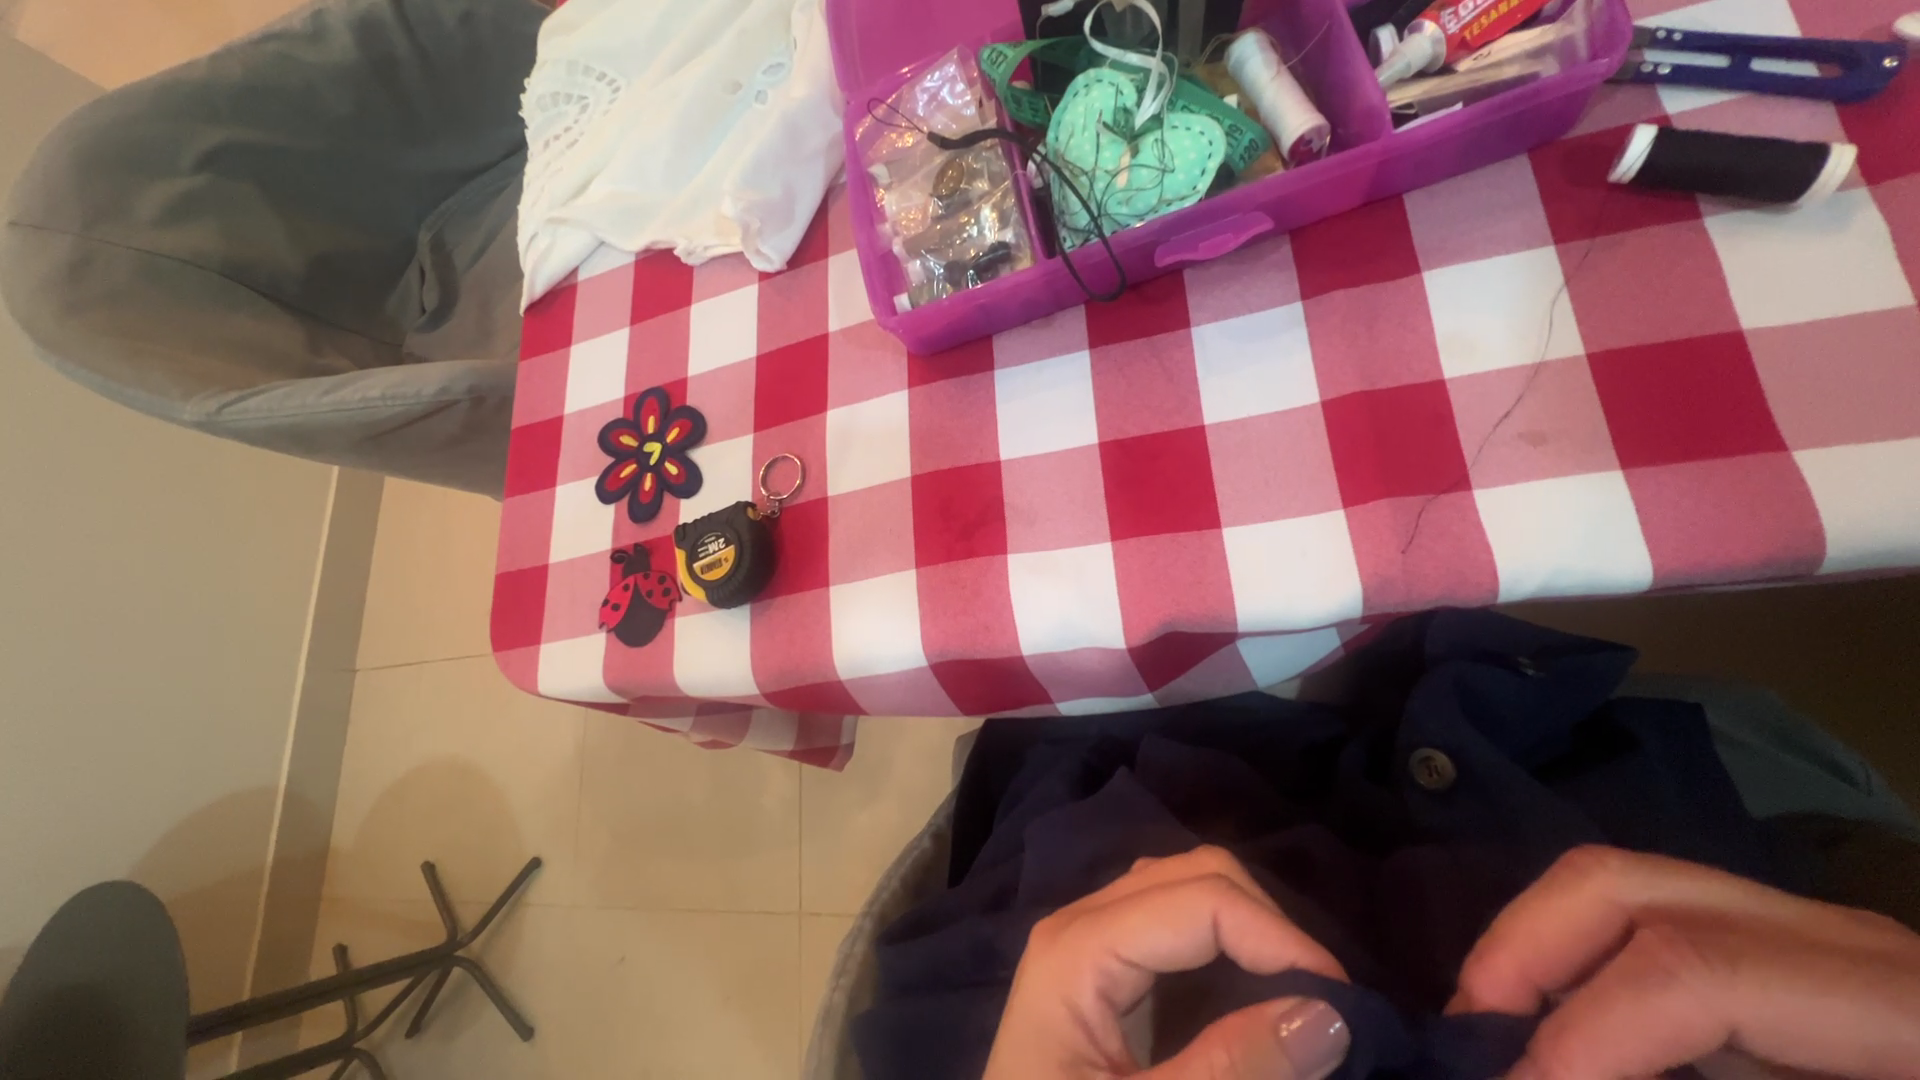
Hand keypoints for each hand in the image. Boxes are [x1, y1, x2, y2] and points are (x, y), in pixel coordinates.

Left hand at [983, 845, 1351, 1079]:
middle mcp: (1081, 921)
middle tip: (1328, 1000)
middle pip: (1193, 873)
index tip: (1346, 1004)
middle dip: (1269, 923)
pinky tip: (1255, 990)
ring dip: (1251, 927)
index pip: (1200, 897)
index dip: (1280, 937)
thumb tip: (1329, 1014)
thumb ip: (1230, 1069)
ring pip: (1186, 888)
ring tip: (1303, 993)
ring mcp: (1089, 937)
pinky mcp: (1102, 964)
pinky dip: (1226, 942)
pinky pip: (1173, 922)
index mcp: (1078, 948)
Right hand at [1451, 845, 1919, 1079]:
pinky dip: (1567, 962)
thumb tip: (1549, 1079)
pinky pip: (1633, 925)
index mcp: (1896, 1002)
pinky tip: (1556, 1024)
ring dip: (1528, 949)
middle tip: (1470, 1033)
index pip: (1694, 972)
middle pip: (1622, 883)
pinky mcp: (1770, 954)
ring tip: (1493, 1023)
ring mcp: (1797, 934)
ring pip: (1612, 885)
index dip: (1586, 1037)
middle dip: (1521, 952)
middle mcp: (1835, 938)